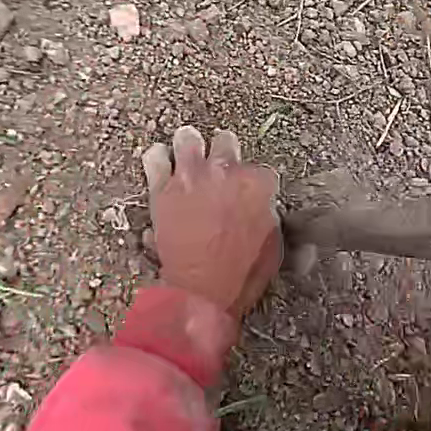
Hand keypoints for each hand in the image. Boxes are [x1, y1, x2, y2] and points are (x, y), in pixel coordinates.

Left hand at [141, 126, 280, 316]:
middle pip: (226, 142)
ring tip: (188, 147)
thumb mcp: (274, 246)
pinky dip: (158, 158)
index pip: (260, 170)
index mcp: (258, 184)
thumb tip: (272, 210)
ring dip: (189, 144)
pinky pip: (156, 159)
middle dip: (224, 151)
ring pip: (188, 140)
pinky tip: (161, 158)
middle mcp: (227, 172)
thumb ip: (274, 219)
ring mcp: (192, 177)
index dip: (253, 181)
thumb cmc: (242, 273)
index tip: (248, 191)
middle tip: (220, 163)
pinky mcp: (163, 190)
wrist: (202, 290)